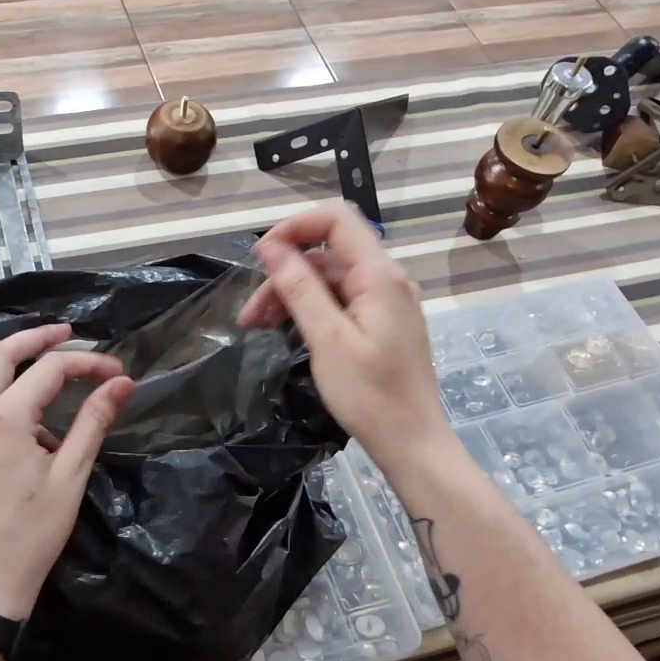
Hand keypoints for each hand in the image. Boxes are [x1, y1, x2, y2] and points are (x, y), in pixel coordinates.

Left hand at [0, 324, 133, 621]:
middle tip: (70, 333)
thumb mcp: (70, 476)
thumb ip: (94, 422)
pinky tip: (27, 441)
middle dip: (37, 339)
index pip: (49, 369)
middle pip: (0, 356)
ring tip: (58, 400)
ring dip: (20, 379)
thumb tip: (122, 383)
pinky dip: (3, 412)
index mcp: (3, 419)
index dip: (87, 363)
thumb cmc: (34, 534)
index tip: (117, 372)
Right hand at [239, 201, 450, 468]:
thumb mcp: (328, 340)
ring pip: (330, 280)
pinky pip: (341, 303)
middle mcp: (387, 279)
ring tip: (257, 328)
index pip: (336, 219)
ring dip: (292, 296)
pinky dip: (311, 311)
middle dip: (284, 274)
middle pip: (328, 254)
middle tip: (248, 316)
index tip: (259, 256)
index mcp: (379, 275)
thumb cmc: (370, 395)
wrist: (410, 441)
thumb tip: (272, 247)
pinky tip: (288, 333)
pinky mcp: (381, 325)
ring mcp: (386, 303)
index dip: (294, 227)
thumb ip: (300, 288)